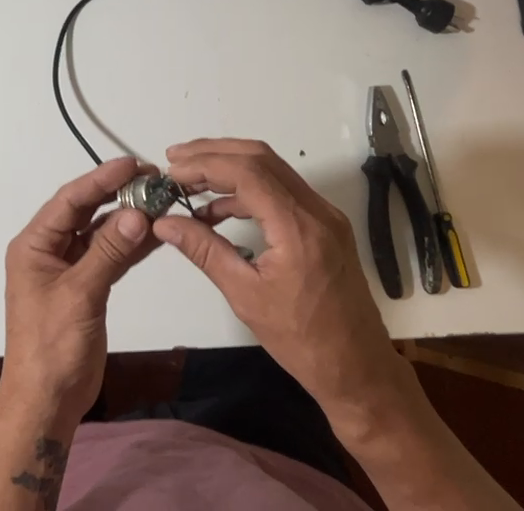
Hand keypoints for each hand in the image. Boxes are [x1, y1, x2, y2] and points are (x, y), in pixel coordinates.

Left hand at [0, 156, 160, 417]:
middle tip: (154, 179)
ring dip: (127, 220)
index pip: (69, 201)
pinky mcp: (86, 288)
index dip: (100, 179)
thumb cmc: (52, 346)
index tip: (132, 163)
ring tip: (162, 200)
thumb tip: (137, 214)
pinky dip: (130, 247)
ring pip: (100, 233)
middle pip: (85, 212)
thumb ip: (108, 252)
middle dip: (117, 195)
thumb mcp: (79, 295)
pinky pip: (109, 257)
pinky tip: (157, 234)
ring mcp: (67, 269)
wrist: (46, 402)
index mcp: (34, 245)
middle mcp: (48, 250)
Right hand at [152, 138, 401, 407]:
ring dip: (229, 167)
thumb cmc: (301, 341)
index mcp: (298, 227)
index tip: (171, 171)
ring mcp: (324, 215)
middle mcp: (316, 211)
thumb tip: (164, 223)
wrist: (359, 370)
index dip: (204, 164)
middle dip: (213, 153)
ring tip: (189, 180)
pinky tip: (218, 210)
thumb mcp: (245, 296)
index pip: (247, 172)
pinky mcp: (324, 225)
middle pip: (260, 158)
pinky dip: (247, 189)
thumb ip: (204, 251)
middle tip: (174, 159)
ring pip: (272, 169)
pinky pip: (281, 190)